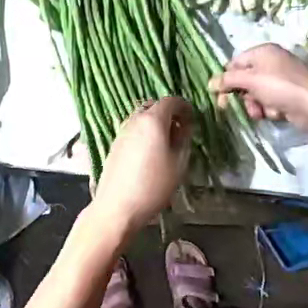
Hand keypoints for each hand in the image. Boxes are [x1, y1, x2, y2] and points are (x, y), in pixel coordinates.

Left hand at [90, 97, 194, 229]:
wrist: (117, 207)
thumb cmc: (153, 185)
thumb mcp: (178, 163)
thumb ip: (184, 139)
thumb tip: (185, 126)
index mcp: (152, 120)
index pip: (171, 101)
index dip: (185, 107)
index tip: (193, 119)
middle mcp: (134, 120)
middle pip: (154, 106)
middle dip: (169, 113)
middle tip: (181, 130)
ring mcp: (122, 132)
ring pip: (142, 118)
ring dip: (156, 123)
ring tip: (167, 143)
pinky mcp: (115, 144)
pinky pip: (134, 130)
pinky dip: (145, 133)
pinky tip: (151, 153)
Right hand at [208, 43, 307, 137]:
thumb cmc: (280, 86)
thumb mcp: (250, 80)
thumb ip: (228, 80)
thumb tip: (209, 83)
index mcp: (262, 52)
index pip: (235, 63)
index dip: (226, 79)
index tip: (219, 95)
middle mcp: (271, 62)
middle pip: (244, 80)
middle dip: (241, 96)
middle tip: (232, 108)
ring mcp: (280, 79)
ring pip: (255, 94)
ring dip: (255, 105)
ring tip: (262, 112)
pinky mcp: (287, 95)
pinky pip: (269, 101)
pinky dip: (269, 109)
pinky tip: (277, 112)